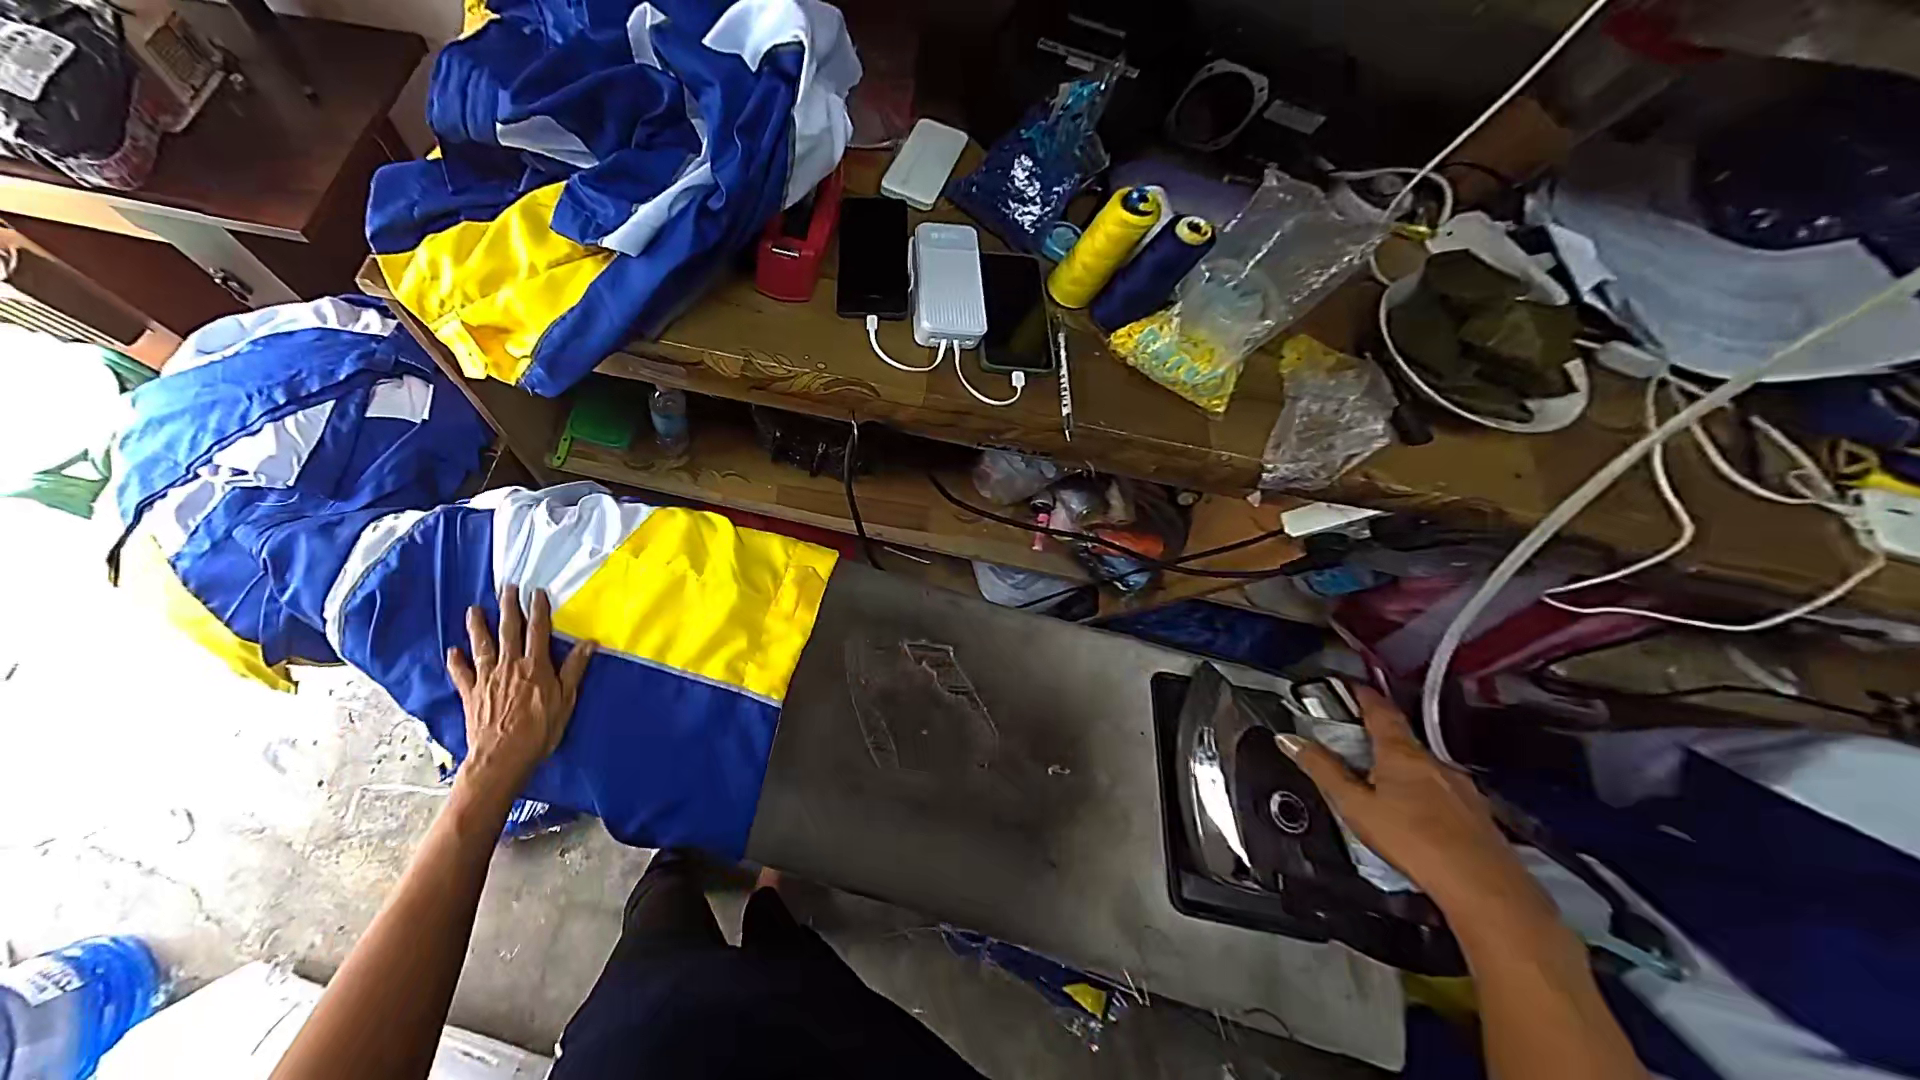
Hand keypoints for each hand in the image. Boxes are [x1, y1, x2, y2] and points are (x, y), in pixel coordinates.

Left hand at [445, 584, 595, 800]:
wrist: (502, 757)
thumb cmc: (540, 730)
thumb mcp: (566, 700)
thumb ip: (574, 669)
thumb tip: (589, 643)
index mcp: (535, 666)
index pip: (537, 630)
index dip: (537, 609)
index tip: (536, 592)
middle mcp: (509, 666)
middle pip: (508, 631)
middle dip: (508, 607)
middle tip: (506, 588)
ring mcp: (486, 679)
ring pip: (482, 646)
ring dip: (478, 626)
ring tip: (474, 610)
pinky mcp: (471, 694)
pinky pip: (462, 673)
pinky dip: (457, 661)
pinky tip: (453, 651)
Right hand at [1277, 685, 1545, 923]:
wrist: (1483, 886)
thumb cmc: (1414, 841)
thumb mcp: (1354, 805)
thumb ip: (1322, 770)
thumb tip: (1290, 740)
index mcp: (1402, 753)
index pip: (1380, 710)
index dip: (1363, 695)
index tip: (1350, 686)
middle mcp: (1435, 761)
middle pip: (1401, 738)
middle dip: (1377, 735)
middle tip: (1354, 740)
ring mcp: (1460, 786)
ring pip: (1422, 765)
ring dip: (1400, 765)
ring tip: (1379, 782)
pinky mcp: (1475, 812)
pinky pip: (1441, 789)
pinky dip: (1422, 790)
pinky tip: (1413, 813)